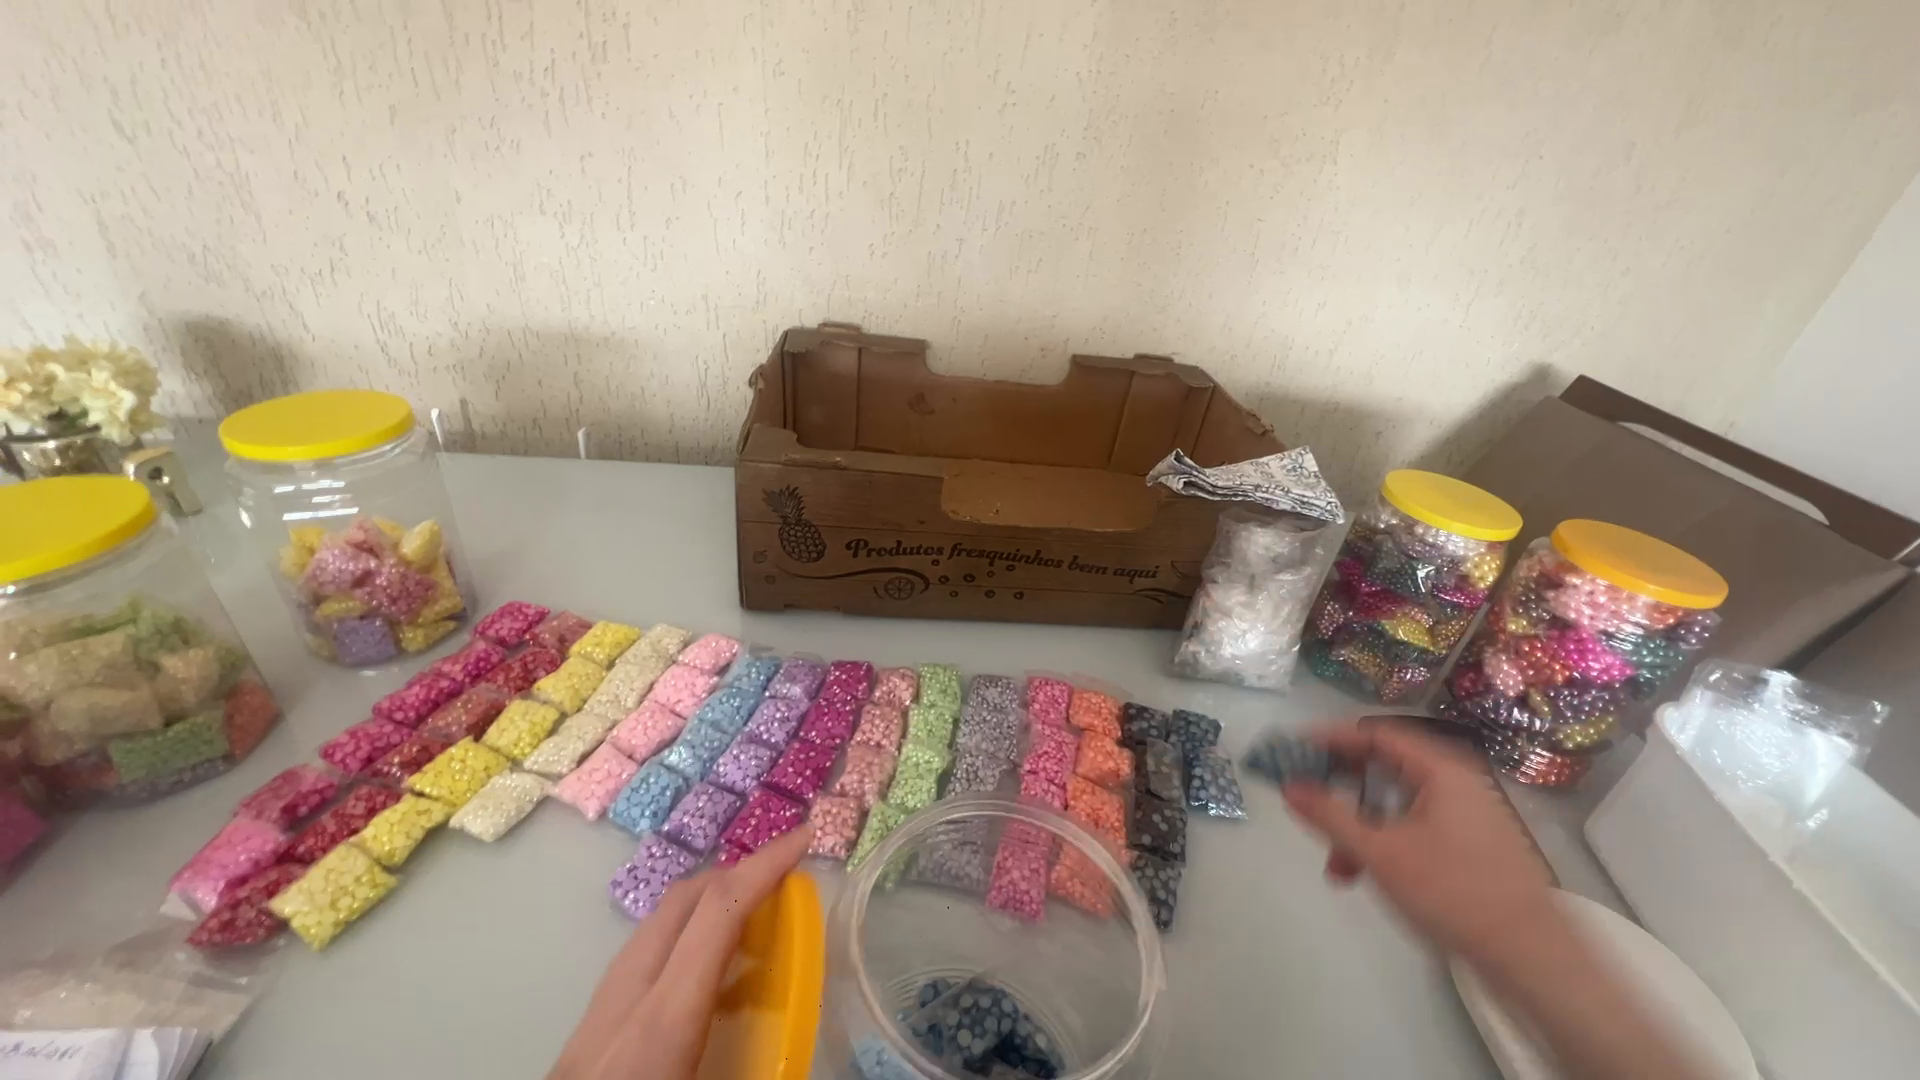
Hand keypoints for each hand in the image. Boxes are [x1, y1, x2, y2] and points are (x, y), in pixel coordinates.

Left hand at [548, 825, 814, 1079]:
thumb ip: (760, 1063)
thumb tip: (804, 1058)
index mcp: (660, 1026)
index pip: (716, 913)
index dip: (765, 865)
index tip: (806, 838)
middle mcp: (623, 1005)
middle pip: (680, 903)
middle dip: (739, 873)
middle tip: (788, 877)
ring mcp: (596, 1019)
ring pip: (657, 928)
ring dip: (710, 907)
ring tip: (758, 926)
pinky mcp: (586, 1038)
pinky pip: (645, 962)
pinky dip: (687, 945)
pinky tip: (712, 986)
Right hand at [1281, 722, 1555, 961]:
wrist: (1533, 958)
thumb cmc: (1453, 892)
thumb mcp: (1379, 852)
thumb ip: (1329, 815)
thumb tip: (1289, 786)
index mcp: (1441, 770)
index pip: (1374, 735)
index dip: (1329, 739)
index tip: (1294, 750)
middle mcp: (1456, 783)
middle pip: (1383, 769)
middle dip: (1339, 791)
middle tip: (1306, 802)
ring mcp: (1467, 815)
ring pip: (1395, 805)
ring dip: (1358, 827)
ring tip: (1336, 863)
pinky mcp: (1470, 846)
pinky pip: (1413, 827)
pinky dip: (1383, 842)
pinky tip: (1364, 873)